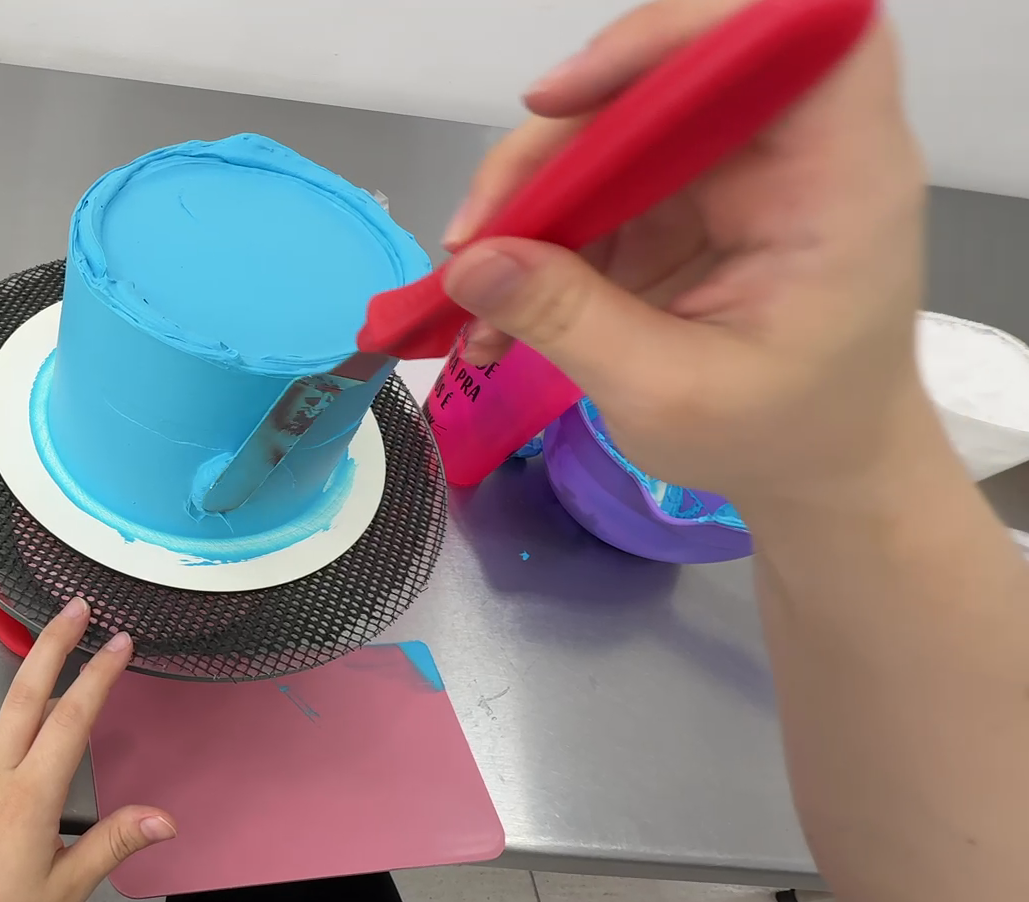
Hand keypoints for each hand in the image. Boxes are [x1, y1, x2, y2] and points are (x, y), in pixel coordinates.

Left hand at [0, 597, 174, 901]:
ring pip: (6, 715)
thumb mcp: (66, 889)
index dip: (99, 674)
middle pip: (26, 689)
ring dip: (38, 688)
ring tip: (68, 682)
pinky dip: (14, 725)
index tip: (120, 642)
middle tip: (77, 607)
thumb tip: (165, 819)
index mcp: (29, 795)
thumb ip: (114, 843)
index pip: (72, 718)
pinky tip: (26, 742)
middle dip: (54, 641)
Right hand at [439, 0, 930, 511]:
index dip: (671, 41)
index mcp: (828, 180)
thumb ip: (566, 320)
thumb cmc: (772, 433)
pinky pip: (577, 215)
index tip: (558, 99)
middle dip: (544, 159)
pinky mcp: (661, 226)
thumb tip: (467, 265)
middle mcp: (771, 162)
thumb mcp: (662, 388)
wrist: (802, 469)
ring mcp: (709, 193)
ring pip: (596, 156)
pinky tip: (489, 321)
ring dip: (516, 219)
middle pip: (652, 98)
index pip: (780, 42)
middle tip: (468, 238)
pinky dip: (521, 262)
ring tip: (464, 297)